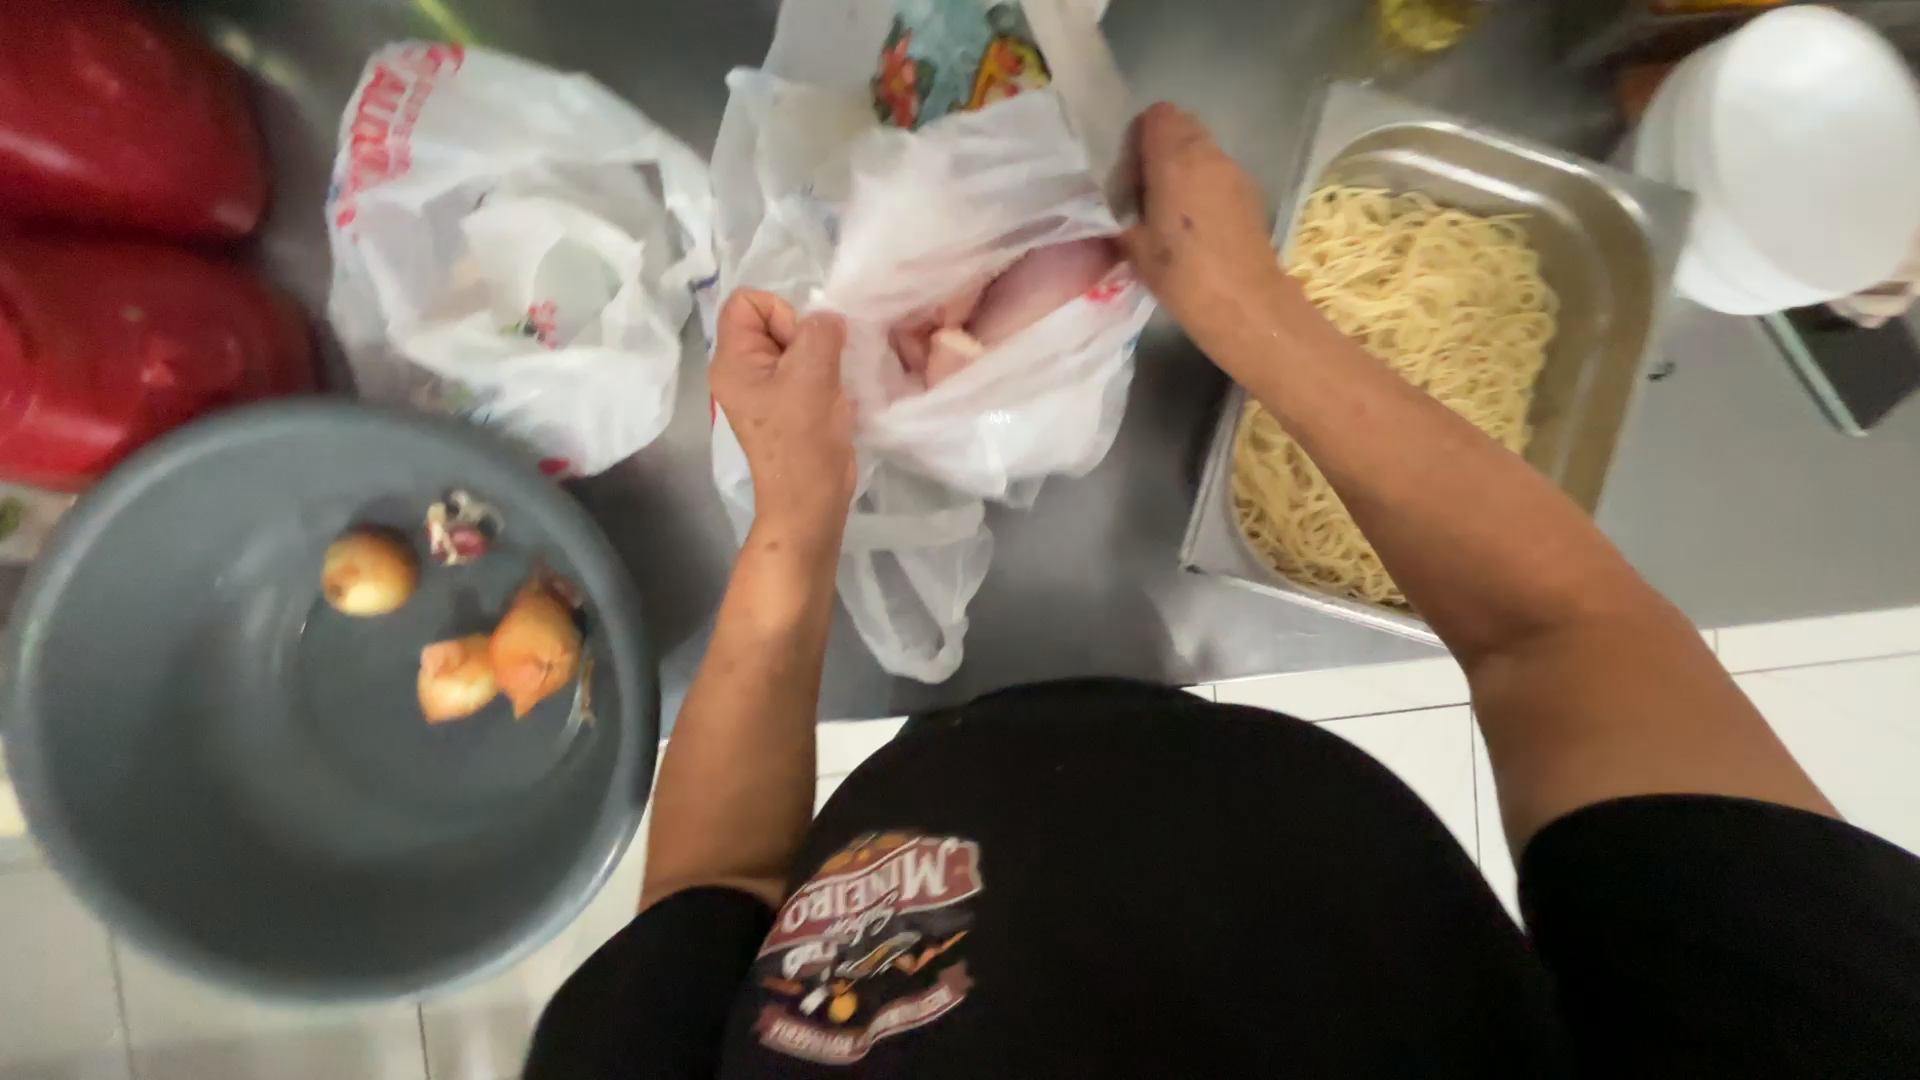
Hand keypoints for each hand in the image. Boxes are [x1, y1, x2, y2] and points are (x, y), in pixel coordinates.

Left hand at [711, 289, 853, 549]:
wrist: (810, 501)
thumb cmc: (803, 440)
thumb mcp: (812, 375)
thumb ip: (820, 331)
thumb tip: (829, 321)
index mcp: (732, 361)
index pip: (747, 301)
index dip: (782, 313)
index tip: (802, 348)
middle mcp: (741, 371)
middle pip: (773, 322)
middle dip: (806, 338)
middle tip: (820, 371)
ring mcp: (764, 391)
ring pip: (794, 348)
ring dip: (820, 360)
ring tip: (829, 387)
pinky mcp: (786, 406)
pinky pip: (804, 372)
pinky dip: (824, 378)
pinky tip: (834, 399)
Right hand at [1119, 104, 1294, 356]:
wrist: (1242, 302)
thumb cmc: (1182, 275)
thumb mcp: (1134, 249)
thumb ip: (1119, 217)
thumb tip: (1113, 207)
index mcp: (1175, 159)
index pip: (1155, 116)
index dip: (1138, 138)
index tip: (1128, 174)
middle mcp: (1208, 153)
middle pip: (1180, 127)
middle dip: (1159, 151)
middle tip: (1144, 193)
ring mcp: (1234, 171)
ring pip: (1201, 150)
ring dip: (1181, 170)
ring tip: (1167, 213)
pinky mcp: (1249, 192)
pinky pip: (1217, 173)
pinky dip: (1202, 186)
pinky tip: (1193, 227)